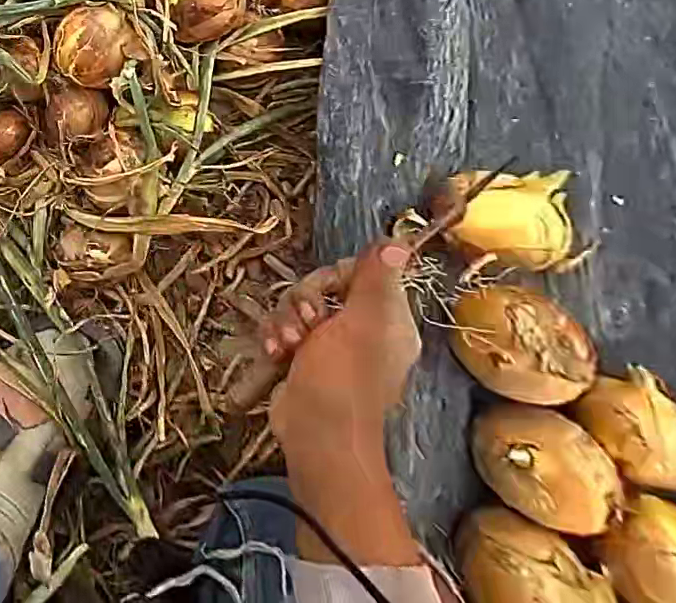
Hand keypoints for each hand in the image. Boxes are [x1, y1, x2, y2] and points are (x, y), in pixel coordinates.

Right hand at [268, 241, 418, 449]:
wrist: (315, 433)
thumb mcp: (363, 323)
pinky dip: (275, 336)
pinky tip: (274, 351)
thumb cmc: (344, 378)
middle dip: (302, 300)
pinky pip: (283, 328)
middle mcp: (361, 328)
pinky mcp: (302, 357)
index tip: (324, 292)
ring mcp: (329, 344)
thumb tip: (402, 242)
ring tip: (286, 343)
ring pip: (296, 307)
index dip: (332, 277)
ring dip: (284, 320)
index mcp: (386, 319)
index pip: (355, 273)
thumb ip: (376, 280)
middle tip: (305, 322)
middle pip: (319, 288)